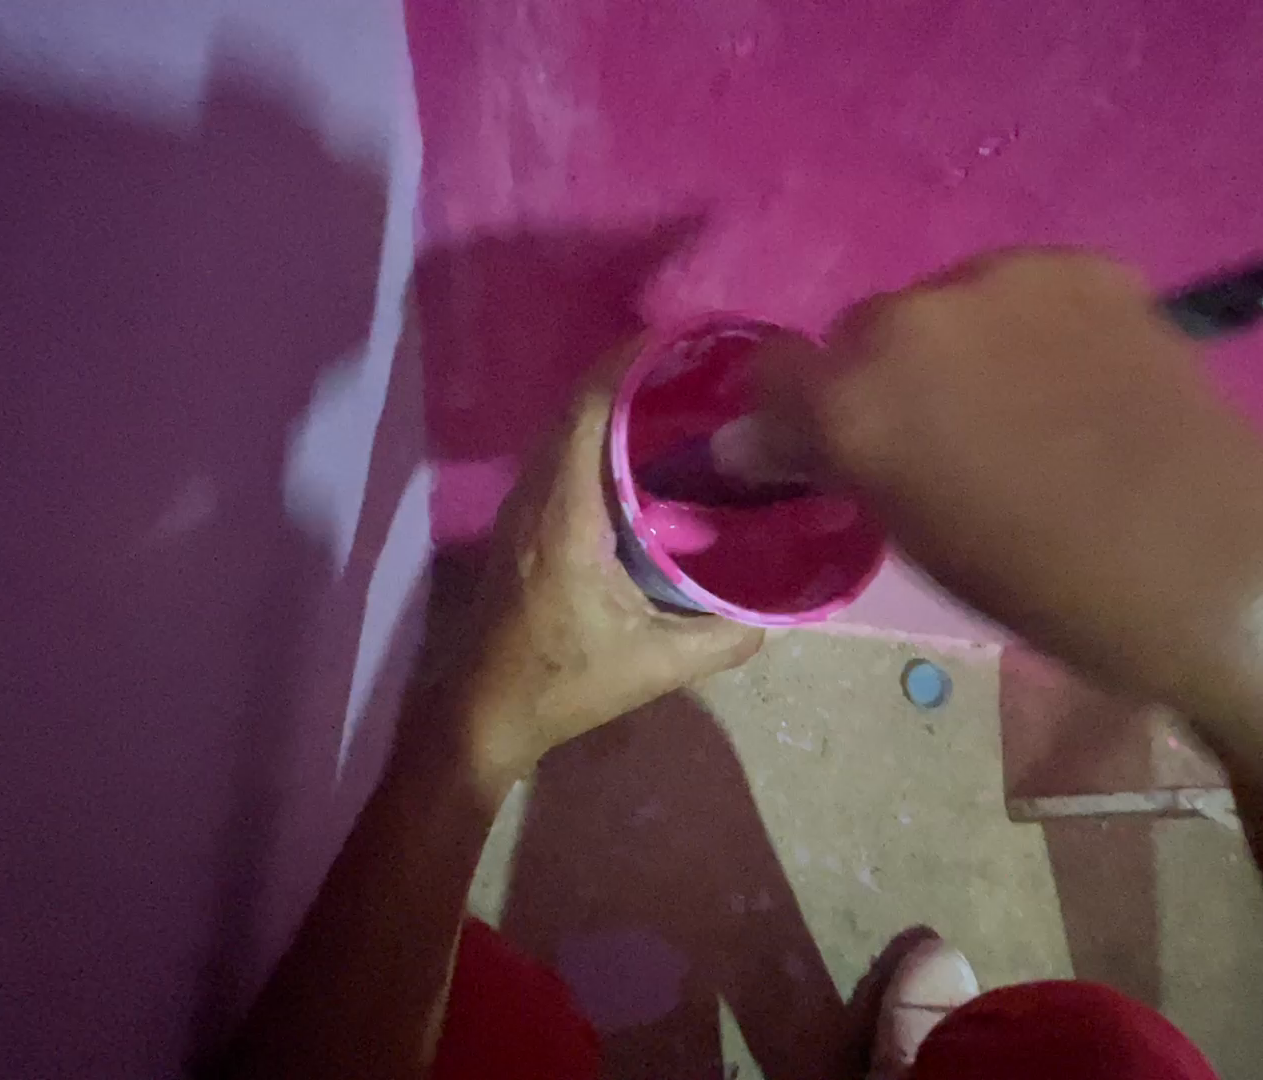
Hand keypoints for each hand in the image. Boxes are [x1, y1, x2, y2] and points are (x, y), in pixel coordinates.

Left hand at [432, 349, 764, 797]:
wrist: (483, 712)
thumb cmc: (563, 685)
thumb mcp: (655, 666)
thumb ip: (724, 637)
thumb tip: (780, 612)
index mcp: (566, 517)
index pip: (587, 412)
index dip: (627, 364)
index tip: (679, 340)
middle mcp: (536, 497)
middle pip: (576, 408)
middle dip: (631, 374)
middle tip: (697, 368)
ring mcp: (522, 507)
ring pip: (565, 429)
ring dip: (613, 402)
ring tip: (677, 397)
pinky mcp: (523, 522)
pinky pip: (561, 455)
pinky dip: (597, 433)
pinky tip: (641, 452)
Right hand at [790, 251, 1262, 729]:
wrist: (1213, 564)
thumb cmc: (1042, 588)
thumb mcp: (912, 540)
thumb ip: (840, 468)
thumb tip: (763, 443)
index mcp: (855, 406)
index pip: (768, 378)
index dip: (780, 419)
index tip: (808, 452)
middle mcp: (909, 322)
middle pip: (850, 337)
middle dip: (865, 387)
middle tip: (922, 441)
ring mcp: (999, 282)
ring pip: (928, 311)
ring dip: (937, 356)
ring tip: (1003, 410)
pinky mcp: (1078, 267)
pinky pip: (1005, 296)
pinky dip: (1008, 335)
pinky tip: (1060, 383)